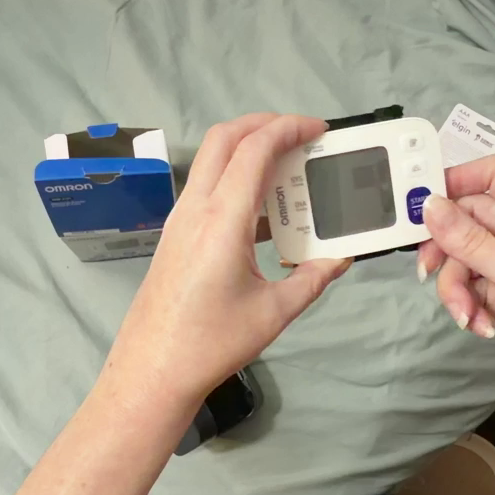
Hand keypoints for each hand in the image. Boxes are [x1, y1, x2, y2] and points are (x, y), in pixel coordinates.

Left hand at [103, 114, 350, 410]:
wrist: (153, 370)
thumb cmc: (212, 343)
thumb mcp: (274, 312)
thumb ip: (313, 279)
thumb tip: (341, 259)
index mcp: (221, 220)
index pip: (254, 149)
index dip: (289, 128)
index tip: (318, 129)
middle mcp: (195, 209)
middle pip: (224, 138)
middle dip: (263, 124)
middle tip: (300, 135)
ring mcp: (179, 221)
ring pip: (211, 161)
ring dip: (247, 152)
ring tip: (286, 170)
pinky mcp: (174, 236)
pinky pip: (206, 190)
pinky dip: (234, 181)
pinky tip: (262, 214)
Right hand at [415, 155, 494, 413]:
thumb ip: (469, 240)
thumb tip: (429, 205)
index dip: (460, 178)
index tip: (424, 201)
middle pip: (467, 219)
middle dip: (445, 247)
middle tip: (425, 269)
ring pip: (462, 259)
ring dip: (455, 287)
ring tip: (465, 314)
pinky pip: (469, 288)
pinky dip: (466, 306)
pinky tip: (479, 326)